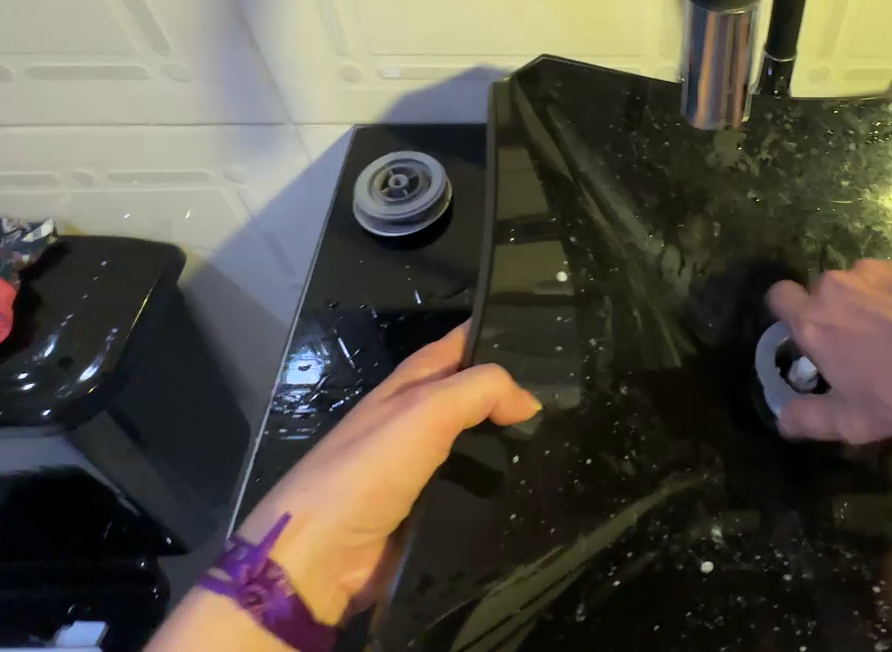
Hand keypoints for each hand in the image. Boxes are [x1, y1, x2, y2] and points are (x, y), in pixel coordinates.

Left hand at [235, 324, 540, 621]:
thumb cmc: (369, 467)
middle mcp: (424, 414)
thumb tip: (530, 402)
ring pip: (487, 441)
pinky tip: (537, 482)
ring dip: (517, 442)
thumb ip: (483, 389)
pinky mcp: (436, 506)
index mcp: (415, 379)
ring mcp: (430, 463)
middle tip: (571, 394)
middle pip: (482, 393)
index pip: (467, 341)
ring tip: (564, 438)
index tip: (551, 336)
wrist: (320, 558)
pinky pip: (480, 486)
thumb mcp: (427, 408)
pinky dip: (504, 484)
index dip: (502, 333)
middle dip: (520, 392)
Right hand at [765, 260, 891, 444]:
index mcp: (812, 322)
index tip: (808, 336)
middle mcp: (834, 287)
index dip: (788, 313)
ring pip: (854, 284)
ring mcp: (870, 272)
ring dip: (863, 302)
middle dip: (831, 313)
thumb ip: (809, 419)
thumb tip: (782, 420)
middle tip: (858, 346)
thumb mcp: (854, 422)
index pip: (777, 297)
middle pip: (819, 292)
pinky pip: (885, 279)